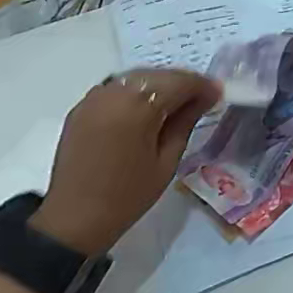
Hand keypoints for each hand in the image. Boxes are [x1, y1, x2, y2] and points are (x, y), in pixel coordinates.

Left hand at [30, 69, 220, 255]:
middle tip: (201, 99)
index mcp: (138, 107)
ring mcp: (94, 97)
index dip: (202, 86)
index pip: (179, 82)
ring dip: (158, 85)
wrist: (75, 217)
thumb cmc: (128, 196)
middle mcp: (115, 92)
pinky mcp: (82, 106)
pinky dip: (135, 92)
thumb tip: (204, 99)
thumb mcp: (166, 161)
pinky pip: (115, 88)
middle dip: (182, 82)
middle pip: (157, 75)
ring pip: (135, 78)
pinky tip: (145, 110)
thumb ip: (184, 123)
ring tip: (176, 104)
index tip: (218, 94)